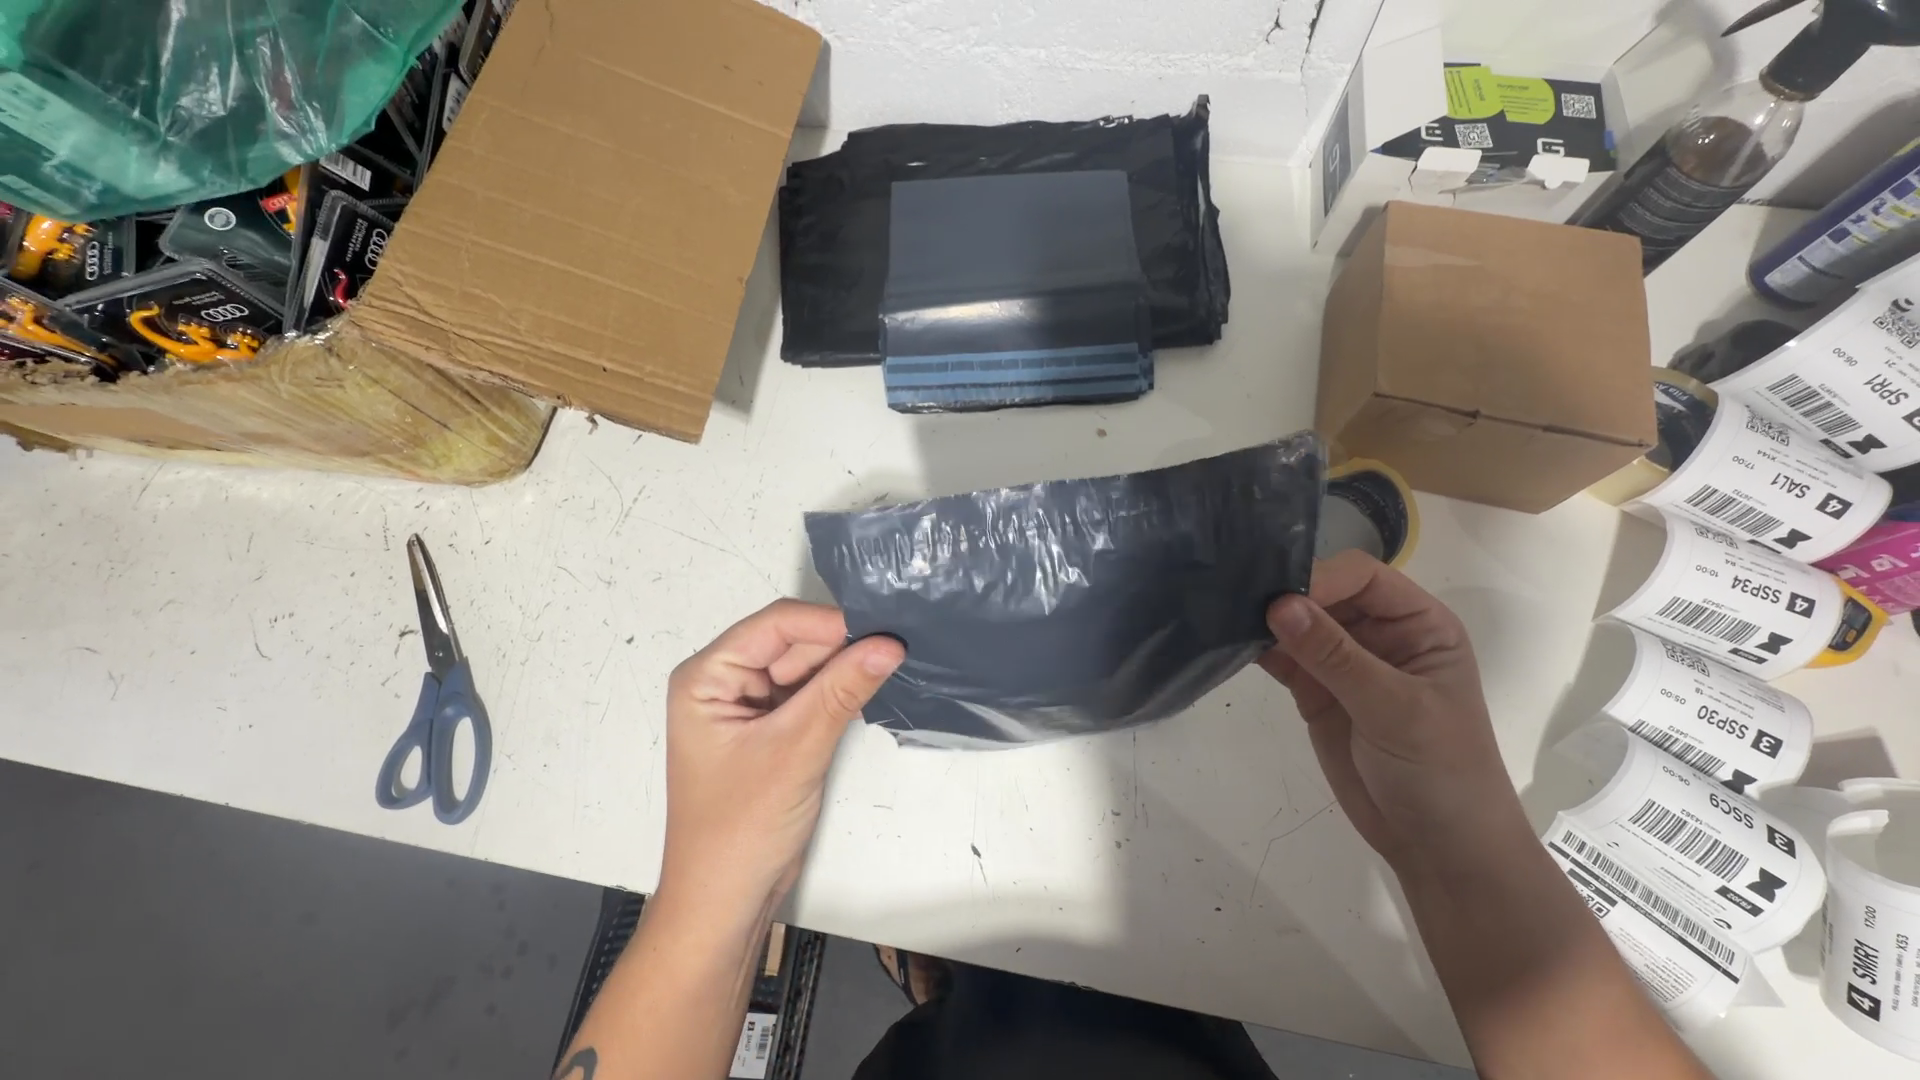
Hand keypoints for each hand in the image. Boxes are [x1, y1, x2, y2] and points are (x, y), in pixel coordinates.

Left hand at [661, 600, 904, 914]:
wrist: (726, 903)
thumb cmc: (741, 828)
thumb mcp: (796, 750)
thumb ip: (843, 691)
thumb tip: (890, 643)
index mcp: (707, 676)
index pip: (774, 625)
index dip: (828, 623)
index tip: (882, 630)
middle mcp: (725, 682)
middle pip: (793, 643)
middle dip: (840, 647)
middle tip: (897, 648)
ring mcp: (749, 707)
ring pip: (807, 668)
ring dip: (844, 670)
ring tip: (893, 664)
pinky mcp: (773, 730)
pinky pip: (810, 695)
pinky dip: (838, 694)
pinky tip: (870, 690)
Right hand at [1259, 551, 1528, 877]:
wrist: (1438, 846)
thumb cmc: (1441, 770)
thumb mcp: (1394, 708)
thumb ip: (1335, 656)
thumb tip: (1278, 605)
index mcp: (1418, 625)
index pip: (1362, 578)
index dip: (1321, 580)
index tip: (1276, 600)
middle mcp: (1380, 635)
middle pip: (1325, 594)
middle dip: (1285, 595)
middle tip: (1234, 598)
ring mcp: (1344, 665)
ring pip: (1297, 624)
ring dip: (1264, 621)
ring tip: (1221, 615)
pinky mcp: (1316, 693)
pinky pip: (1282, 659)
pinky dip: (1257, 650)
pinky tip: (1228, 644)